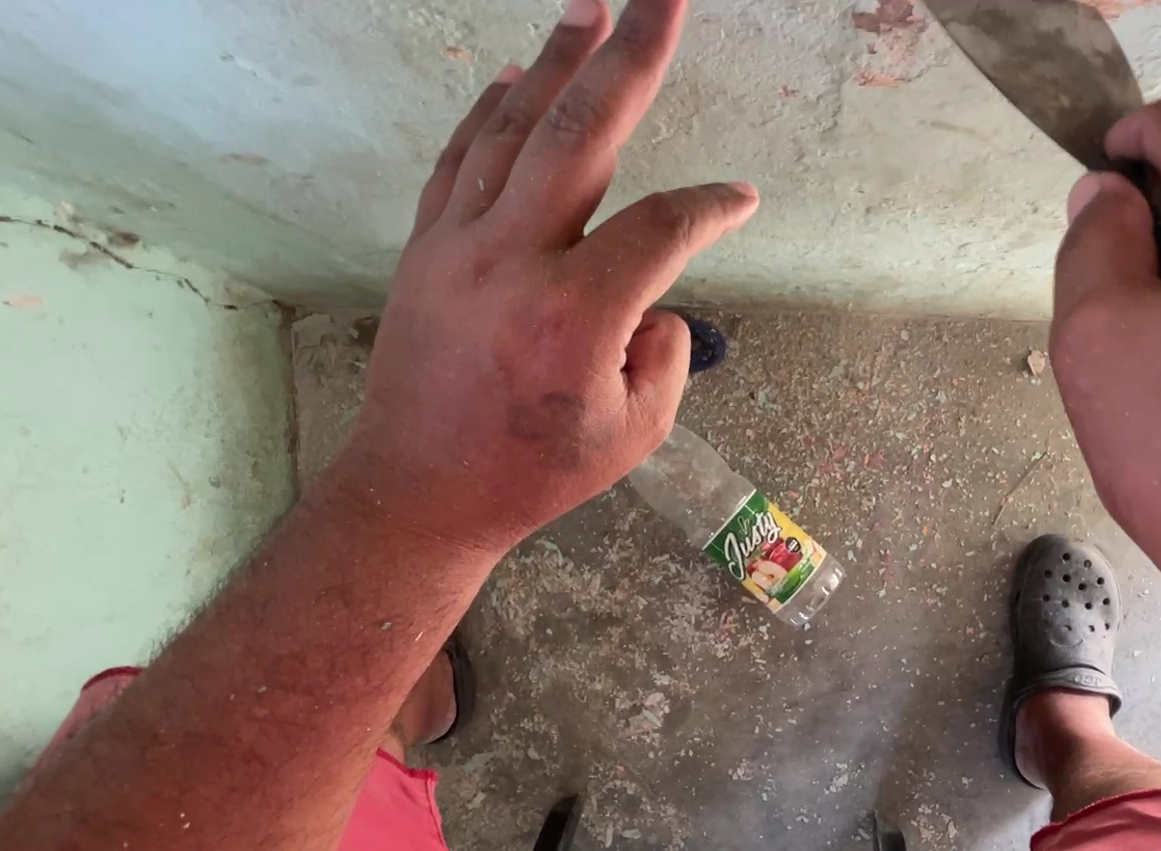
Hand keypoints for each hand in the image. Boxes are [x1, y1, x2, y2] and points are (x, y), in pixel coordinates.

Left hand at [326, 0, 757, 557]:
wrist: (420, 491)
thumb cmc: (533, 474)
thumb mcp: (633, 435)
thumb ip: (666, 358)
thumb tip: (656, 303)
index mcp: (577, 316)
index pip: (662, 231)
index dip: (710, 211)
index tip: (740, 204)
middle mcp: (515, 262)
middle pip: (581, 136)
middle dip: (632, 59)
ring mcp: (459, 248)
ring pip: (514, 132)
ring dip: (557, 64)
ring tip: (592, 7)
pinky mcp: (424, 250)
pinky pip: (460, 160)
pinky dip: (490, 112)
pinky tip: (516, 77)